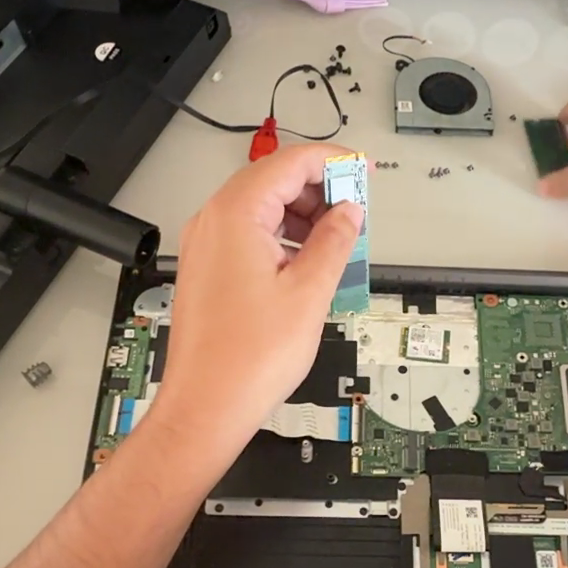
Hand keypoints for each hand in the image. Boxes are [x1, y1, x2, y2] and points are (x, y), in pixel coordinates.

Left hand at [150, 143, 363, 461]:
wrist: (207, 405)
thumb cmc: (248, 359)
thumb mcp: (310, 292)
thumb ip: (334, 241)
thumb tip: (349, 212)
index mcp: (235, 216)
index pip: (289, 163)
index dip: (332, 162)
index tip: (362, 171)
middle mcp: (212, 223)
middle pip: (271, 180)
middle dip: (318, 190)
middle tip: (356, 211)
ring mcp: (205, 247)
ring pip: (259, 209)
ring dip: (300, 215)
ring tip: (337, 241)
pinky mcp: (206, 271)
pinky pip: (246, 235)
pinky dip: (280, 237)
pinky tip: (306, 261)